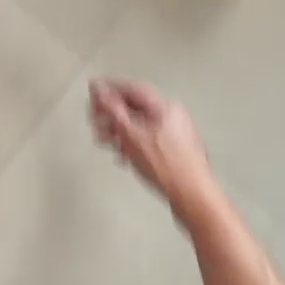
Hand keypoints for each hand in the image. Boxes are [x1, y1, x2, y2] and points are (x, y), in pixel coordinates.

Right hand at [89, 78, 217, 219]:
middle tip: (97, 126)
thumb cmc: (163, 165)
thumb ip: (111, 108)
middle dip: (112, 116)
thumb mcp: (130, 134)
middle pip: (134, 106)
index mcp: (164, 106)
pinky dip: (132, 142)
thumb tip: (97, 87)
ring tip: (107, 144)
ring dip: (119, 131)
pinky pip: (148, 137)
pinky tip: (124, 155)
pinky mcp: (176, 149)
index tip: (91, 98)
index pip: (131, 88)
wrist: (194, 197)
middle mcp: (172, 115)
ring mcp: (176, 133)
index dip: (108, 90)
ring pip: (139, 123)